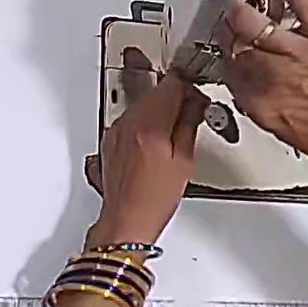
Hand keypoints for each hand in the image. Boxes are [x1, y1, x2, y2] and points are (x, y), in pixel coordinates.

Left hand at [84, 71, 208, 245]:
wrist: (126, 221)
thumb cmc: (155, 199)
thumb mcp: (185, 161)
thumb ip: (190, 124)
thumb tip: (196, 102)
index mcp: (150, 127)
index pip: (171, 85)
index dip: (188, 87)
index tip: (196, 95)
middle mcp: (129, 123)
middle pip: (156, 91)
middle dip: (175, 97)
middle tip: (190, 112)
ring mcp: (117, 129)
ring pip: (143, 102)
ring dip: (159, 108)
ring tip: (172, 130)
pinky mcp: (111, 137)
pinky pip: (131, 116)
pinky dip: (145, 120)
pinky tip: (155, 140)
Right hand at [219, 0, 307, 202]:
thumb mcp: (294, 135)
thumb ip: (269, 107)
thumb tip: (257, 90)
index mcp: (265, 107)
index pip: (229, 75)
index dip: (226, 61)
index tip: (229, 54)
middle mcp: (275, 77)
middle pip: (235, 45)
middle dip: (228, 33)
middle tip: (230, 26)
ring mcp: (298, 53)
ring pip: (251, 20)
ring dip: (240, 9)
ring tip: (240, 3)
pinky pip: (297, 1)